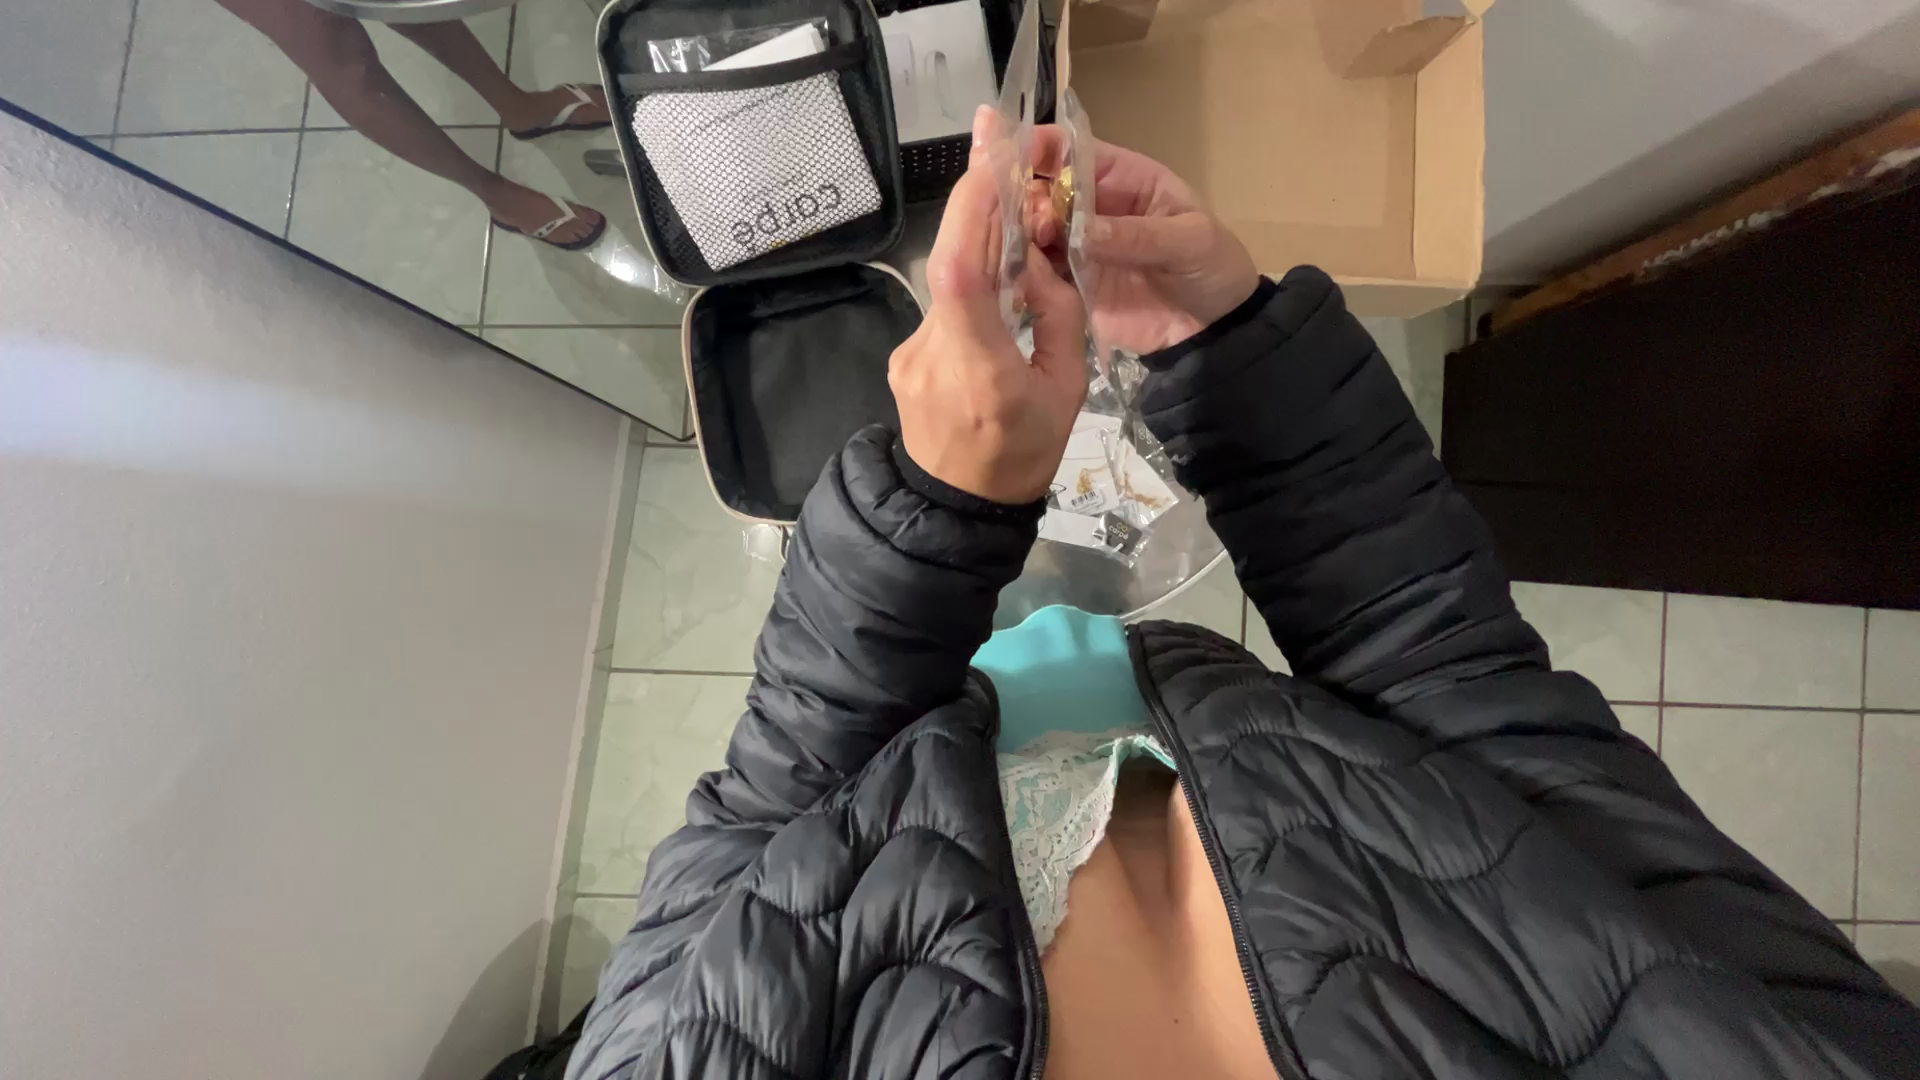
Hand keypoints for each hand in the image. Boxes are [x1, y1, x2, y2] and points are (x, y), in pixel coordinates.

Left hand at [890, 146, 1088, 503]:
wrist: (959, 506)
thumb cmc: (1024, 455)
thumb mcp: (1067, 391)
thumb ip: (1057, 318)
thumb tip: (1036, 261)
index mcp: (982, 373)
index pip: (959, 274)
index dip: (972, 209)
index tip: (995, 157)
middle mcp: (933, 358)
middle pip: (948, 263)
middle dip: (977, 202)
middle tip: (1004, 148)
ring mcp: (909, 357)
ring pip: (945, 283)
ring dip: (978, 246)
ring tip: (1013, 220)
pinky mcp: (903, 358)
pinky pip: (940, 307)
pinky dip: (968, 285)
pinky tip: (992, 289)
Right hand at [1030, 128, 1259, 354]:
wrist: (1212, 330)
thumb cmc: (1213, 269)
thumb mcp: (1189, 241)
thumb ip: (1137, 235)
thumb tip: (1082, 231)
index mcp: (1124, 180)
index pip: (1076, 152)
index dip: (1046, 148)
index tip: (1020, 156)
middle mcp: (1093, 211)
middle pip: (1046, 191)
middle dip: (1031, 197)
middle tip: (1036, 220)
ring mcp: (1080, 251)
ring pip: (1036, 232)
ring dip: (1023, 235)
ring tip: (1026, 246)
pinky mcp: (1073, 288)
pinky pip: (1040, 275)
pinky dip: (1026, 272)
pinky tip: (1018, 272)